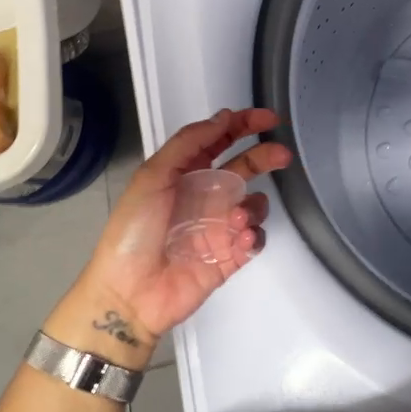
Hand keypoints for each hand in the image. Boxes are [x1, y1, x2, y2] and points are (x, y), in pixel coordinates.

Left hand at [47, 109, 291, 364]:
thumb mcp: (152, 177)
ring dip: (253, 205)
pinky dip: (254, 235)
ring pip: (255, 203)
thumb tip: (224, 117)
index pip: (221, 139)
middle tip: (283, 156)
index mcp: (187, 172)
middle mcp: (208, 195)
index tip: (269, 119)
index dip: (244, 124)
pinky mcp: (230, 256)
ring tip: (235, 219)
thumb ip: (189, 143)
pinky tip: (240, 239)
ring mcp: (221, 226)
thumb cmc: (134, 230)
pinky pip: (255, 239)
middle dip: (265, 156)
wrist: (128, 294)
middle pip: (246, 166)